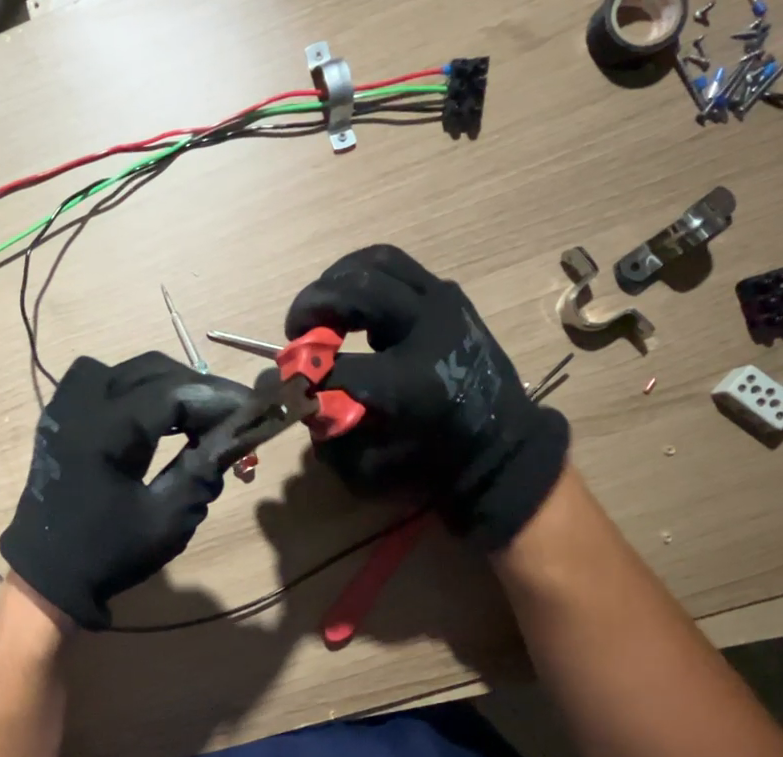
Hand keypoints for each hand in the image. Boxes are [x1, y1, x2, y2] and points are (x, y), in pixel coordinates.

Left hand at [0, 352, 250, 628]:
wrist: (47, 577)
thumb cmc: (109, 554)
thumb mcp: (167, 520)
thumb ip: (204, 470)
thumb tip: (240, 435)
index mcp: (105, 431)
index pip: (174, 392)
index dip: (218, 398)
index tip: (253, 411)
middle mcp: (80, 407)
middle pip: (150, 371)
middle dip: (196, 388)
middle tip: (230, 416)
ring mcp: (62, 410)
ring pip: (123, 371)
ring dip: (164, 384)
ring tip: (195, 416)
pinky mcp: (58, 420)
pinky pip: (98, 383)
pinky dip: (132, 390)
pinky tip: (154, 419)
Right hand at [285, 244, 569, 549]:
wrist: (500, 444)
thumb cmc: (430, 463)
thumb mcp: (369, 468)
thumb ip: (326, 432)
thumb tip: (294, 393)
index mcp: (408, 382)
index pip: (335, 365)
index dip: (300, 372)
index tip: (281, 379)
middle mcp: (428, 330)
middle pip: (357, 289)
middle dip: (312, 306)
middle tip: (296, 332)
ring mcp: (443, 304)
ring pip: (376, 262)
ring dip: (336, 282)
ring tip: (321, 311)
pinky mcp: (448, 294)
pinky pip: (396, 268)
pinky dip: (363, 280)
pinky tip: (353, 310)